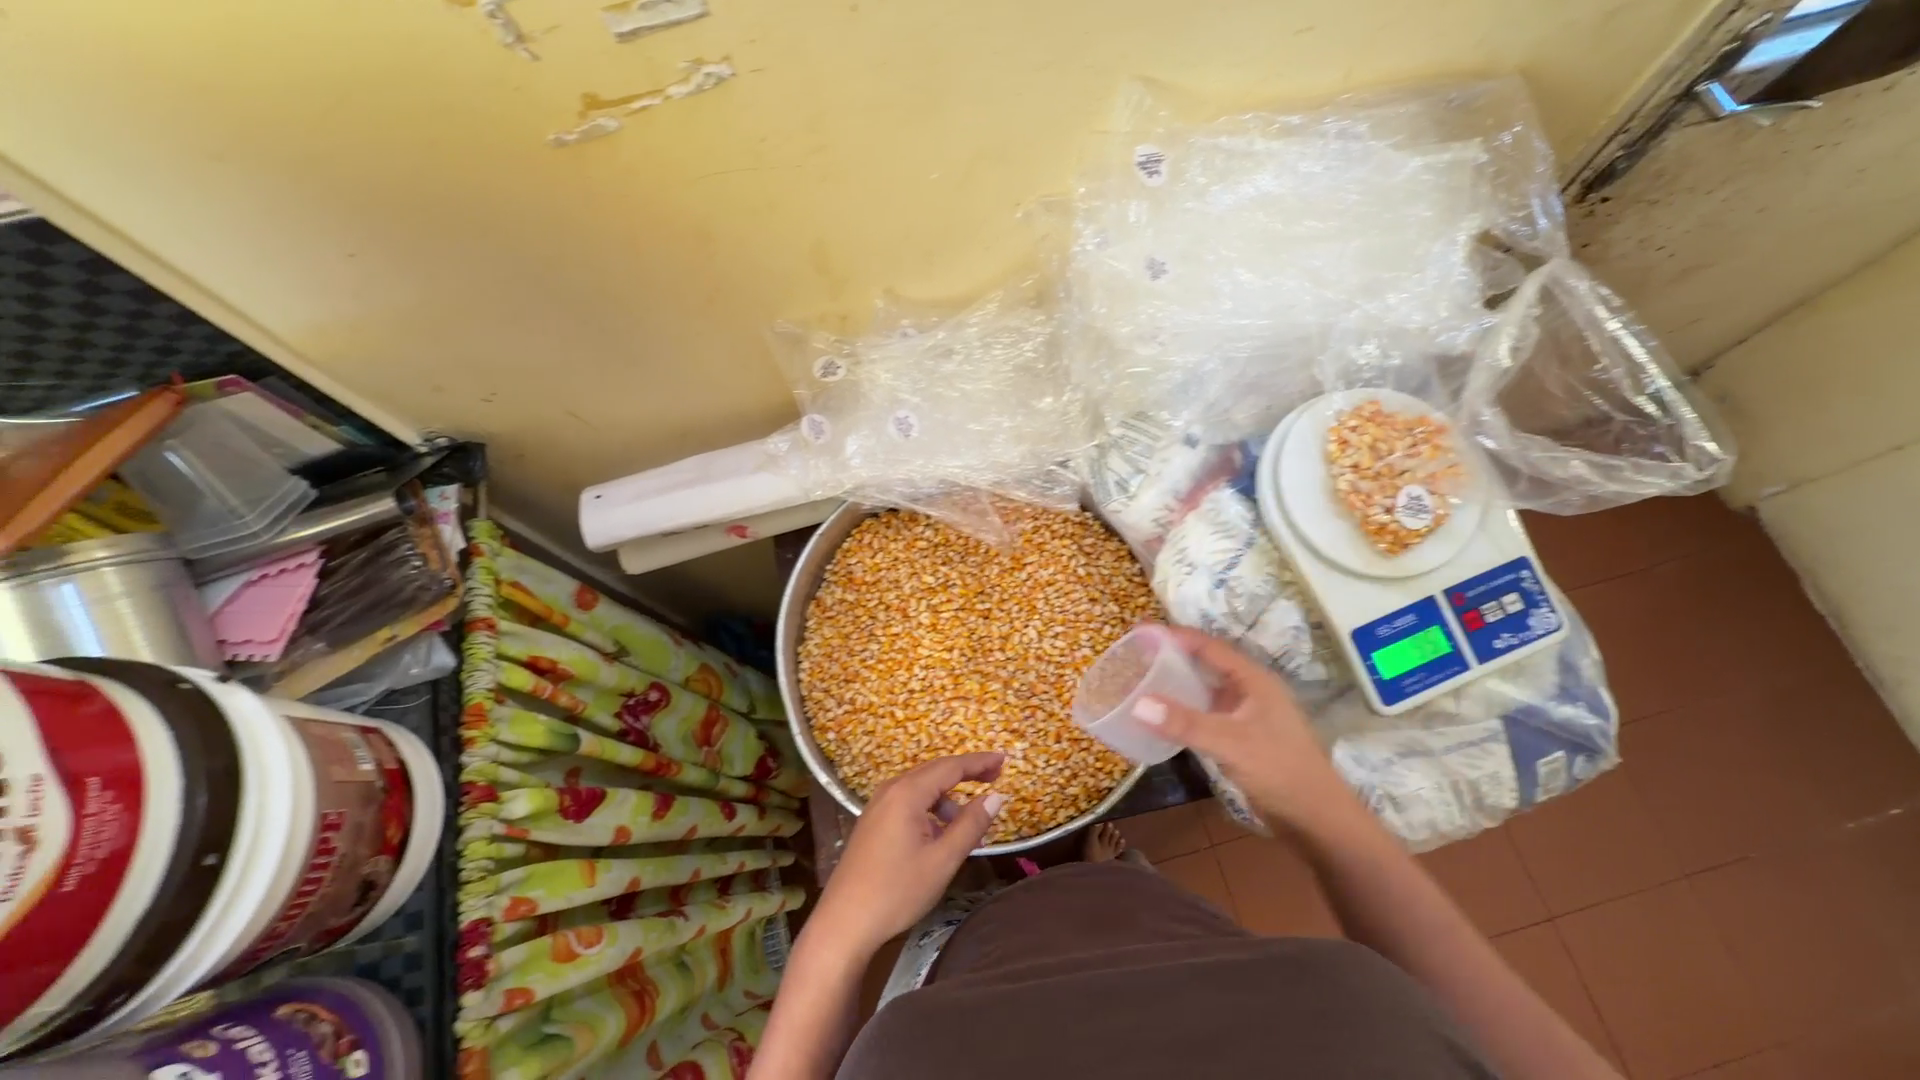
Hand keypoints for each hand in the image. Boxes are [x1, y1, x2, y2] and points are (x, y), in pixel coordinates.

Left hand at [808, 752, 1006, 958]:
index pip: (951, 766)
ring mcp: (878, 806)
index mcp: (907, 793)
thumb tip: (996, 797)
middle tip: (995, 776)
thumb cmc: (897, 891)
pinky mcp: (873, 823)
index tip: (1004, 760)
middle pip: (934, 771)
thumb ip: (971, 825)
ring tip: (969, 822)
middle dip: (966, 773)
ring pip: (921, 788)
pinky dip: (930, 809)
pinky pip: (908, 803)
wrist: (844, 923)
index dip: (979, 762)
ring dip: (948, 797)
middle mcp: (890, 790)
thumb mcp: (943, 860)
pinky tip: (940, 834)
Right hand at [1135, 626, 1361, 835]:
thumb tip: (1138, 703)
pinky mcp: (1241, 737)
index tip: (1141, 631)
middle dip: (1173, 656)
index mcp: (1254, 680)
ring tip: (1141, 679)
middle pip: (1206, 664)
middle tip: (1135, 654)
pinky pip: (1206, 714)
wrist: (1315, 817)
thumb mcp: (1230, 743)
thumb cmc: (1280, 770)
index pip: (1209, 647)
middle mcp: (1250, 691)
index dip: (1175, 636)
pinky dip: (1183, 710)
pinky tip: (1162, 716)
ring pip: (1206, 690)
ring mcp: (1247, 715)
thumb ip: (1185, 723)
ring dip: (1177, 684)